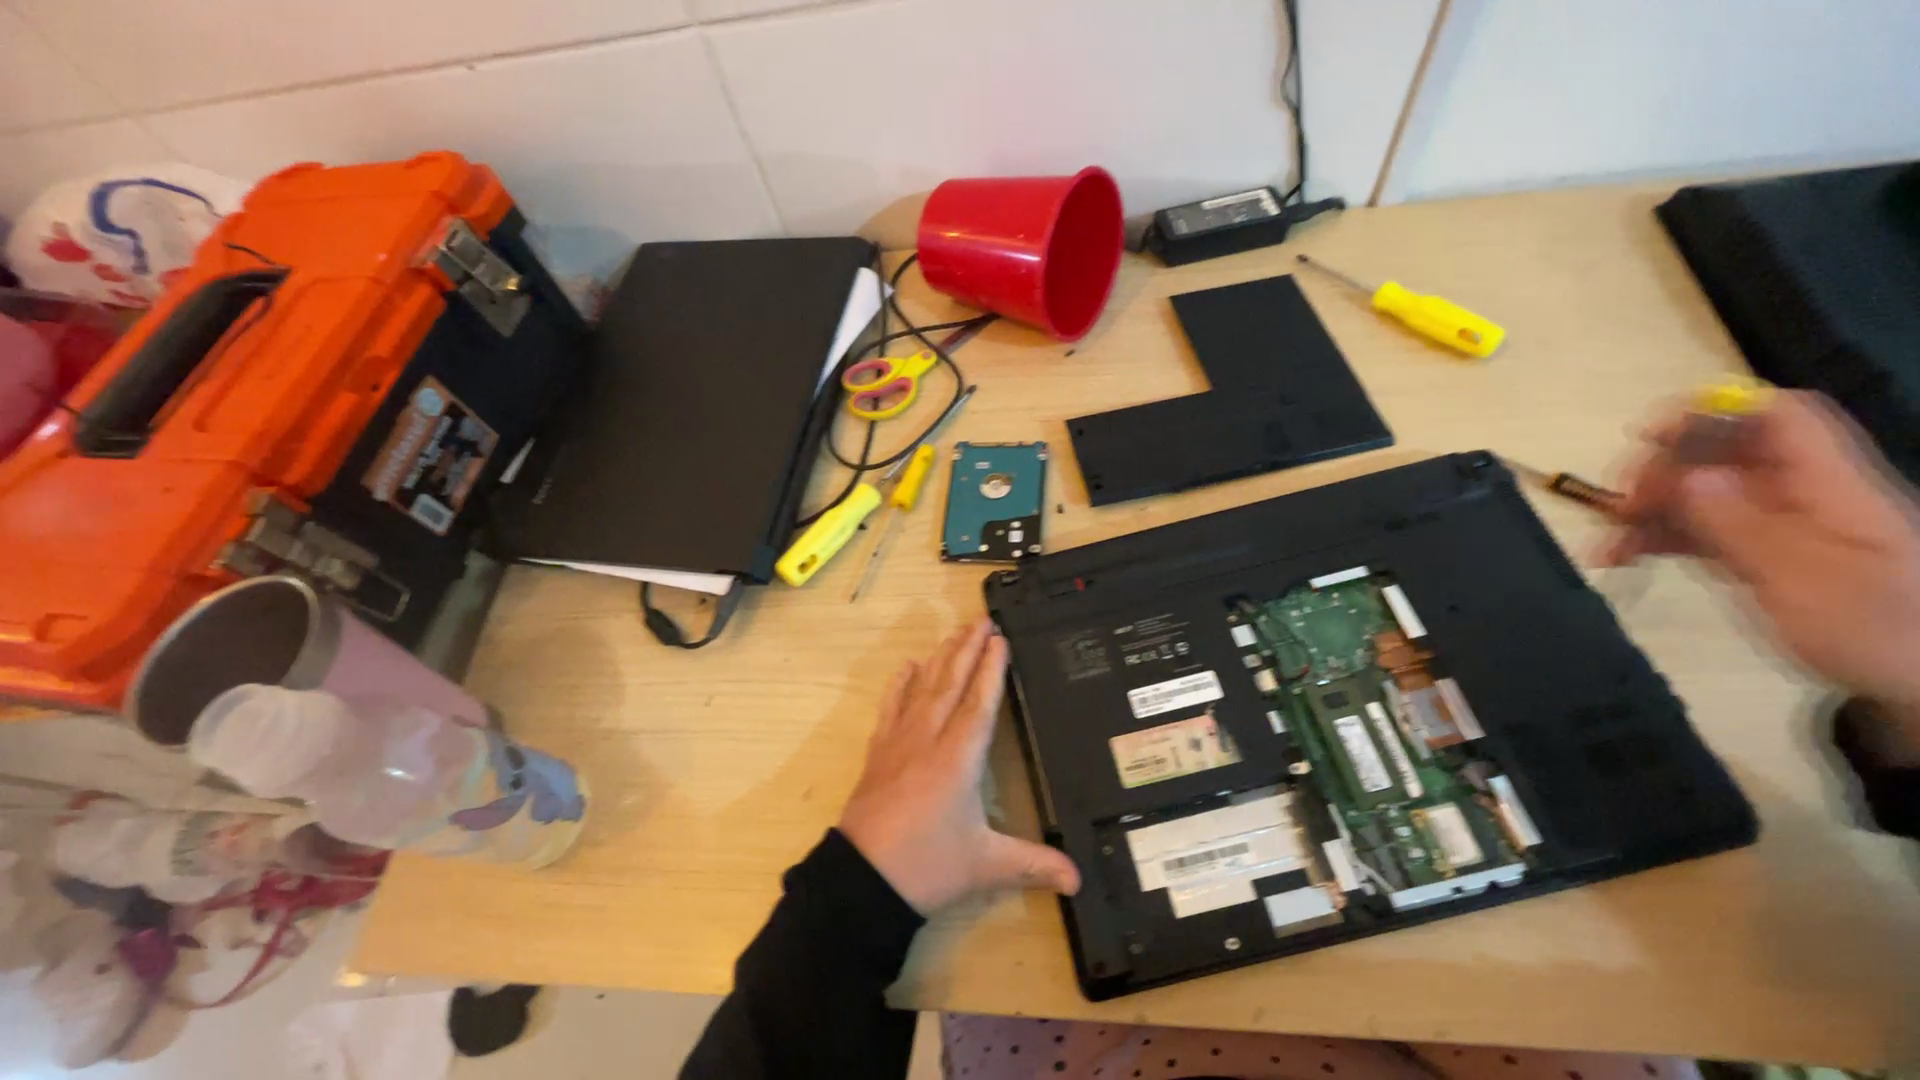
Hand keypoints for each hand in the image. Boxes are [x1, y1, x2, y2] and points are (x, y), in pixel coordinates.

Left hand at [837, 618, 1080, 914]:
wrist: (861, 881)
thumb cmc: (927, 868)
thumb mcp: (985, 865)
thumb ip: (1033, 864)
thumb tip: (1079, 880)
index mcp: (958, 760)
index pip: (980, 703)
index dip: (991, 670)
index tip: (1000, 640)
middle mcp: (928, 741)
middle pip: (950, 684)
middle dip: (967, 649)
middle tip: (982, 620)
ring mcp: (898, 744)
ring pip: (922, 689)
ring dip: (939, 658)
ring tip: (954, 633)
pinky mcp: (877, 754)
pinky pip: (890, 708)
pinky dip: (899, 685)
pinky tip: (906, 666)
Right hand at [1601, 391, 1919, 758]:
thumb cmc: (1878, 633)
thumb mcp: (1804, 580)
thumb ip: (1743, 524)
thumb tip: (1689, 473)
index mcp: (1830, 485)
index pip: (1778, 417)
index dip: (1714, 411)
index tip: (1649, 436)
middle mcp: (1801, 495)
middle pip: (1724, 452)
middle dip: (1663, 469)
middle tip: (1621, 507)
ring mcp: (1779, 526)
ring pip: (1701, 492)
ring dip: (1648, 509)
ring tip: (1607, 541)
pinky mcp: (1759, 555)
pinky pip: (1699, 530)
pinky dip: (1657, 538)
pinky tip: (1621, 558)